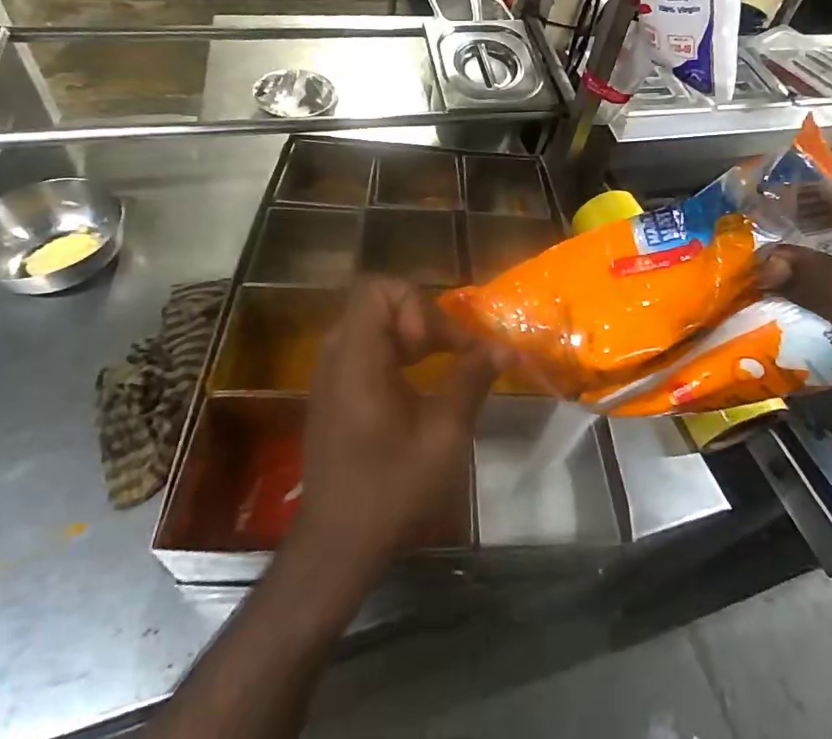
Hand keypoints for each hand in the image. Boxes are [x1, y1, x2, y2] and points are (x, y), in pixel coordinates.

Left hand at [293, 278, 502, 564]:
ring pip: (372, 326)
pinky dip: (395, 355)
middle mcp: (336, 357)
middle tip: (452, 354)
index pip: (377, 288)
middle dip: (422, 319)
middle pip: (378, 303)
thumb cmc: (392, 489)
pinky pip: (364, 350)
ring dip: (411, 337)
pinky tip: (417, 389)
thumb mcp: (444, 434)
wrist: (338, 544)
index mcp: (357, 360)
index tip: (433, 348)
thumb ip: (472, 380)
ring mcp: (329, 376)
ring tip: (439, 368)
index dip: (415, 305)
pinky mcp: (333, 394)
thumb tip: (502, 346)